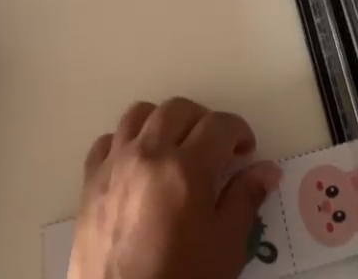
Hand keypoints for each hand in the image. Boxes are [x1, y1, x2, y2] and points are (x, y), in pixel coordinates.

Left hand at [69, 97, 281, 278]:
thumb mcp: (225, 248)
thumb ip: (245, 200)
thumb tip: (267, 170)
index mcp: (186, 168)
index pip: (219, 125)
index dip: (239, 131)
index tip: (245, 151)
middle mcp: (148, 153)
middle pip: (178, 109)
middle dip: (203, 121)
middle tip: (215, 149)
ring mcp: (115, 164)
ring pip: (139, 114)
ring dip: (163, 122)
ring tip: (175, 147)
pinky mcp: (90, 181)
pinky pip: (107, 141)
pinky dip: (125, 142)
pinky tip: (138, 165)